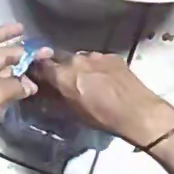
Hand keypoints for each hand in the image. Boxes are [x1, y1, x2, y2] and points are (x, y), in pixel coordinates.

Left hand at [0, 23, 47, 173]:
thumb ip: (14, 86)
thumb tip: (30, 85)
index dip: (4, 32)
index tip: (22, 29)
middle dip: (19, 55)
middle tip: (43, 55)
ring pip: (1, 76)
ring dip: (18, 74)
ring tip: (38, 76)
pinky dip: (13, 90)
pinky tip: (27, 93)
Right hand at [33, 51, 173, 148]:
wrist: (137, 111)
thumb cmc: (103, 117)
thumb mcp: (74, 112)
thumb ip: (57, 98)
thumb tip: (47, 92)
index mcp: (64, 75)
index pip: (41, 65)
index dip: (37, 70)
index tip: (36, 76)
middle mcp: (77, 60)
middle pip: (59, 57)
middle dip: (56, 66)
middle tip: (59, 78)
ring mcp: (96, 56)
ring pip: (79, 57)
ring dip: (77, 66)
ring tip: (84, 78)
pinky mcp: (112, 56)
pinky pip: (97, 59)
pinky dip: (94, 66)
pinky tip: (102, 78)